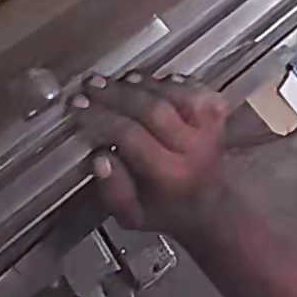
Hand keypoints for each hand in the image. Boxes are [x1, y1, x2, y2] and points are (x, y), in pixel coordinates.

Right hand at [71, 72, 235, 238]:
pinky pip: (192, 88)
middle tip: (90, 86)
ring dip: (140, 83)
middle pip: (153, 109)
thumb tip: (99, 156)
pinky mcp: (218, 114)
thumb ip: (113, 190)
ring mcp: (209, 128)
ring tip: (114, 81)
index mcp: (170, 175)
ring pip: (172, 94)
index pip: (131, 136)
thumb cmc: (164, 210)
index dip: (102, 117)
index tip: (78, 106)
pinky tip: (146, 80)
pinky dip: (167, 80)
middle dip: (116, 94)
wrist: (211, 206)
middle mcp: (193, 148)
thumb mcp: (131, 216)